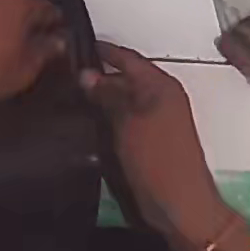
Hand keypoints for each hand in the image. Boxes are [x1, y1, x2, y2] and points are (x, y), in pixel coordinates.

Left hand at [0, 0, 65, 118]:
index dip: (53, 21)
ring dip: (6, 2)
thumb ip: (47, 49)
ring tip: (5, 27)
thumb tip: (56, 42)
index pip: (47, 6)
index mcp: (22, 1)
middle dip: (30, 4)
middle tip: (30, 27)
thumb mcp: (26, 68)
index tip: (53, 32)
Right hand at [80, 43, 232, 245]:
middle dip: (100, 74)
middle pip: (127, 76)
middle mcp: (161, 96)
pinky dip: (109, 112)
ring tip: (72, 91)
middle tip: (69, 71)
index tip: (80, 44)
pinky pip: (126, 114)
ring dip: (104, 94)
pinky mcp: (150, 137)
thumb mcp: (127, 122)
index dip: (104, 50)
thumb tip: (86, 74)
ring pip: (125, 96)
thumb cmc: (157, 158)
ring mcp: (158, 117)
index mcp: (161, 85)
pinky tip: (89, 116)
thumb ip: (107, 95)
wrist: (180, 205)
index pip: (128, 58)